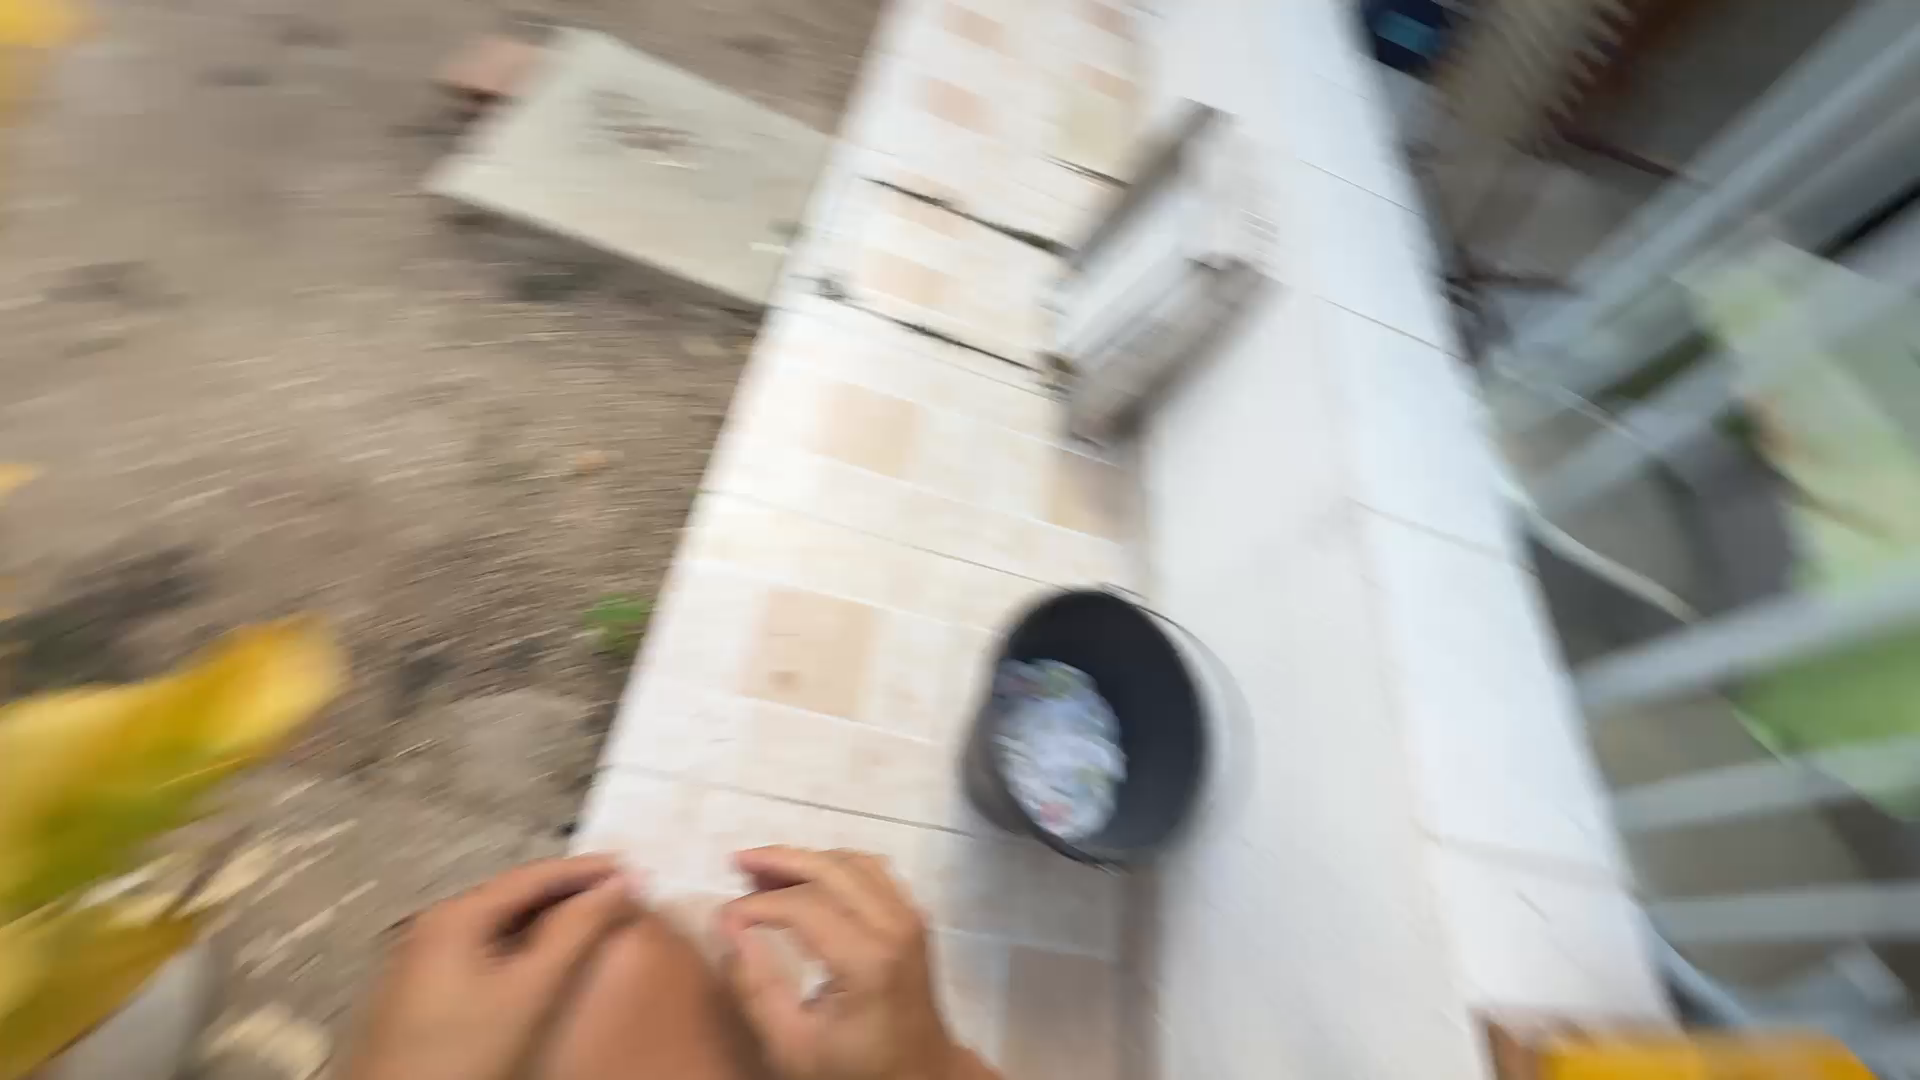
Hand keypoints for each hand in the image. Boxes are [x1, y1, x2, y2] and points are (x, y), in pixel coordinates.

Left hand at [345, 854, 638, 1079]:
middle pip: (519, 895)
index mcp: (455, 915)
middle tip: (621, 893)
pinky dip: (526, 945)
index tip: (634, 869)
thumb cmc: (465, 1056)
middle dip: (573, 892)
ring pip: (504, 924)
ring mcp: (422, 961)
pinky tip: (551, 957)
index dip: (591, 869)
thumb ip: (579, 928)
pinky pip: (488, 950)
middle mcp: (434, 927)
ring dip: (552, 919)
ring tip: (596, 919)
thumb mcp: (532, 990)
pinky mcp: (422, 995)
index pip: (537, 874)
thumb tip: (621, 881)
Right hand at [718, 846, 989, 1079]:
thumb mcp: (792, 1046)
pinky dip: (837, 864)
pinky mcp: (915, 913)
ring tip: (766, 868)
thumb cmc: (853, 1068)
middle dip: (782, 860)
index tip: (726, 915)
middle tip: (739, 861)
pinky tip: (808, 875)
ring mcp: (911, 914)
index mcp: (868, 960)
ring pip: (855, 860)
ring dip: (809, 858)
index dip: (760, 904)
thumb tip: (727, 926)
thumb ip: (756, 987)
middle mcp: (895, 924)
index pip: (806, 906)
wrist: (919, 1076)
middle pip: (833, 868)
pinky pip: (874, 870)